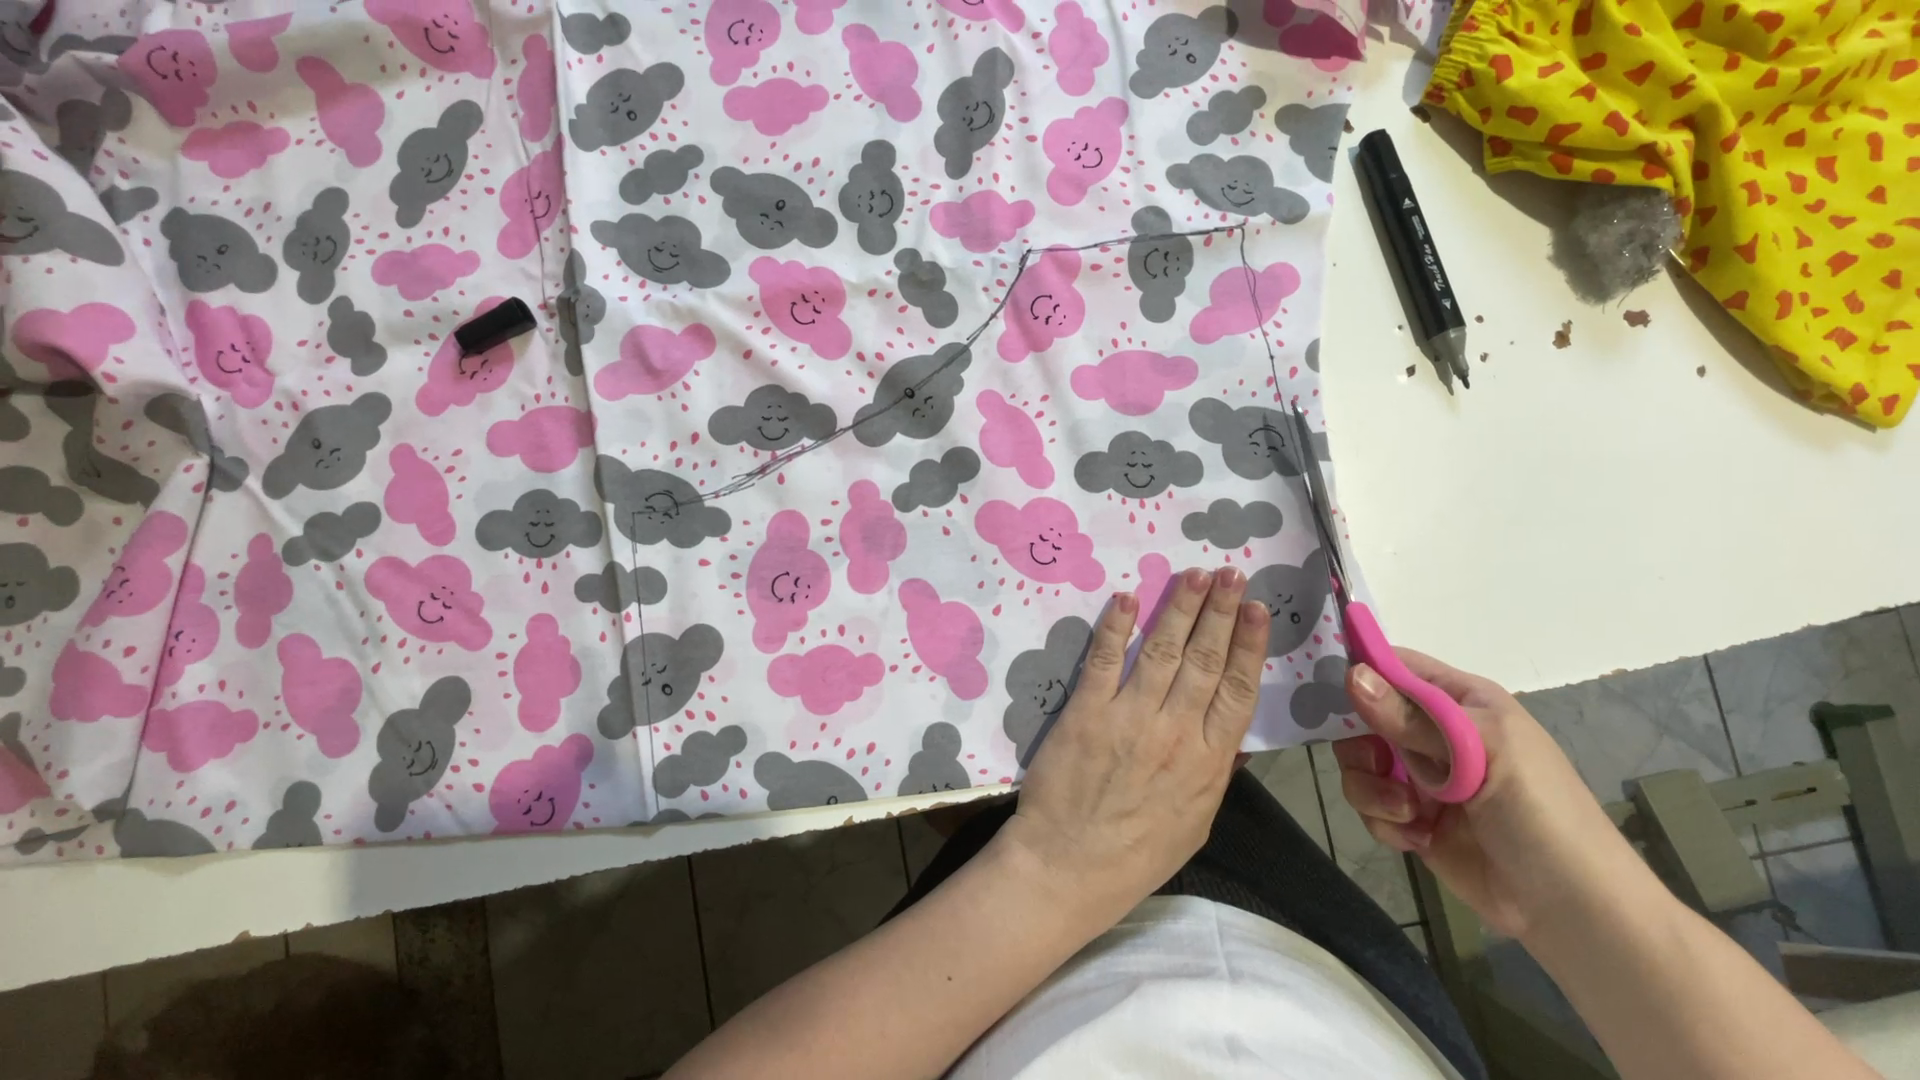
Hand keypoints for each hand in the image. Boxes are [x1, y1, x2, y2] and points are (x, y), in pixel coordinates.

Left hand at [995, 567, 1270, 916]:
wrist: (1069, 868)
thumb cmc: (1137, 854)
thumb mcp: (1196, 823)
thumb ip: (1216, 776)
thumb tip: (1236, 741)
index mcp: (1209, 760)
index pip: (1238, 690)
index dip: (1249, 644)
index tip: (1258, 608)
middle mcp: (1175, 731)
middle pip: (1205, 660)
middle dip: (1220, 611)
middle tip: (1231, 571)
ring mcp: (1130, 719)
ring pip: (1162, 651)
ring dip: (1179, 608)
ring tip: (1194, 574)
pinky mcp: (1086, 714)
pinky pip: (1104, 662)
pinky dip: (1116, 628)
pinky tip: (1128, 598)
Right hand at [1334, 651, 1648, 941]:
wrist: (1567, 907)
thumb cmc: (1540, 812)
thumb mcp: (1483, 753)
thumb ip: (1414, 717)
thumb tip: (1352, 674)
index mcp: (1459, 702)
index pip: (1394, 666)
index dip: (1356, 670)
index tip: (1318, 686)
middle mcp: (1434, 733)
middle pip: (1362, 717)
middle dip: (1359, 744)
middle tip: (1375, 765)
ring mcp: (1420, 777)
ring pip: (1358, 764)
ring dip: (1371, 790)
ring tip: (1408, 814)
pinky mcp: (1410, 818)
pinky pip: (1368, 806)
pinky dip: (1384, 822)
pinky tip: (1418, 838)